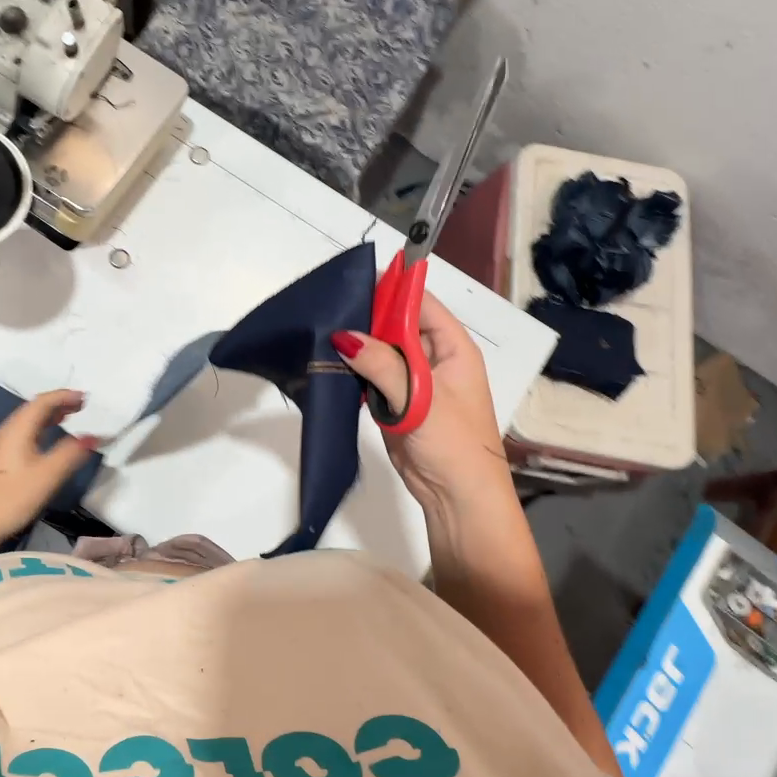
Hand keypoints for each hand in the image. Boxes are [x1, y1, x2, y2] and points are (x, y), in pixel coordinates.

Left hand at [0, 389, 98, 547]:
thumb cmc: (14, 498)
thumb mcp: (48, 475)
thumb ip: (71, 453)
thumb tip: (93, 437)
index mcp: (16, 430)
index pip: (41, 402)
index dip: (64, 396)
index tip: (85, 398)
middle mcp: (6, 431)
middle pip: (33, 408)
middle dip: (58, 404)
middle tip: (82, 406)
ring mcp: (0, 444)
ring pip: (28, 421)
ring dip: (49, 416)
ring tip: (70, 416)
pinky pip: (24, 432)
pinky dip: (41, 428)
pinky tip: (49, 437)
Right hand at [331, 290, 515, 540]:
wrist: (456, 496)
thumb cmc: (452, 443)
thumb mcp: (420, 399)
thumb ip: (383, 364)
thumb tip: (343, 336)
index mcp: (454, 348)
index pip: (421, 305)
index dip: (392, 289)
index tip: (354, 280)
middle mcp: (434, 358)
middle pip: (397, 325)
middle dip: (366, 317)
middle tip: (327, 308)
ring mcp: (413, 381)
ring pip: (380, 350)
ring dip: (356, 345)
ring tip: (321, 332)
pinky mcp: (395, 402)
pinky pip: (371, 375)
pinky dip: (353, 370)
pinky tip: (330, 363)